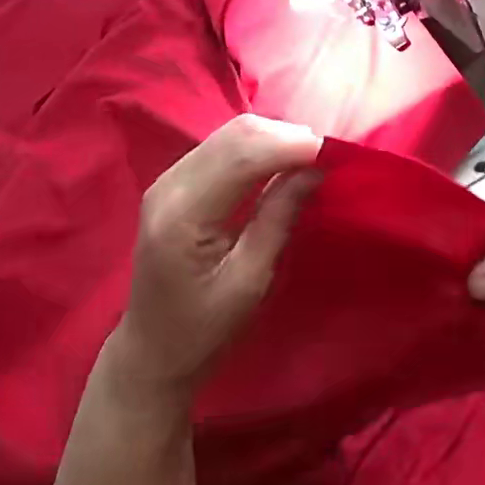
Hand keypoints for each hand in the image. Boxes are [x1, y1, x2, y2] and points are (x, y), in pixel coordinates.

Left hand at [108, 115, 322, 397]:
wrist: (151, 352)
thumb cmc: (202, 332)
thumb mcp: (249, 282)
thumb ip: (279, 218)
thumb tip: (316, 169)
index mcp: (182, 215)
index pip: (240, 157)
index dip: (288, 145)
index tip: (332, 151)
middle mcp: (169, 185)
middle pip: (234, 135)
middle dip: (285, 136)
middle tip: (326, 155)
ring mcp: (168, 177)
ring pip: (230, 132)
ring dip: (273, 136)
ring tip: (309, 156)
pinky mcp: (175, 178)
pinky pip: (222, 144)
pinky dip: (257, 145)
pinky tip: (280, 159)